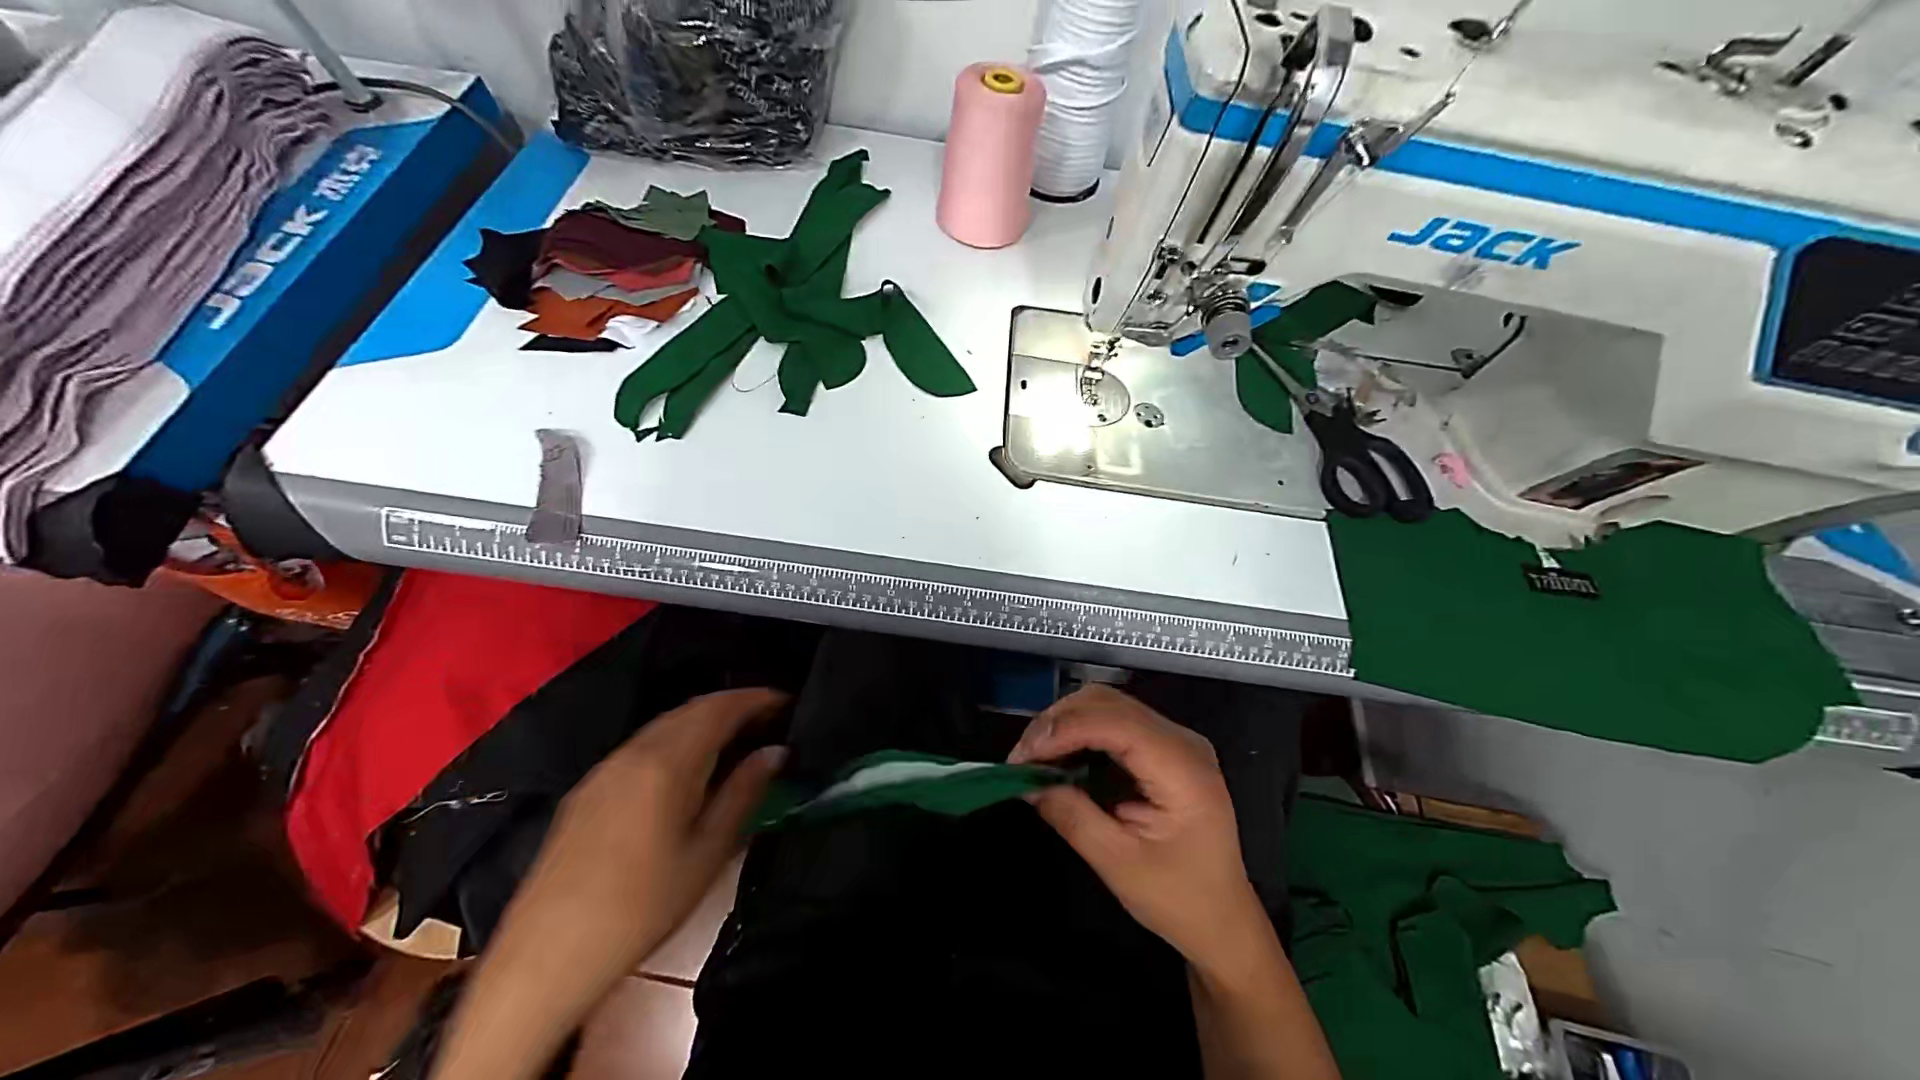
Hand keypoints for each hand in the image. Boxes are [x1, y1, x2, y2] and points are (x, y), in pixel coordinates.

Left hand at [432, 689, 787, 1079]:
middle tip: (769, 718)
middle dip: (733, 705)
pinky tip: (686, 767)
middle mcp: (633, 751)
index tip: (788, 702)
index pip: (720, 708)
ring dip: (703, 720)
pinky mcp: (586, 789)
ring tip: (736, 739)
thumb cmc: (643, 907)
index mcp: (667, 762)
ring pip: (663, 724)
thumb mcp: (708, 853)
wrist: (546, 956)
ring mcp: (604, 768)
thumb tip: (776, 752)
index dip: (757, 698)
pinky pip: (641, 744)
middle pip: (691, 708)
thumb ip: (744, 793)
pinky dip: (675, 739)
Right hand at [1008, 685, 1265, 972]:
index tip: (1023, 757)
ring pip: (1107, 706)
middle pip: (1108, 703)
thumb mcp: (1117, 863)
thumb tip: (1027, 783)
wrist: (1222, 920)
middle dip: (1057, 722)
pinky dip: (1079, 733)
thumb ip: (1071, 816)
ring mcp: (1174, 741)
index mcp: (1182, 768)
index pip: (1115, 723)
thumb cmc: (1178, 898)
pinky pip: (1113, 723)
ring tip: (1034, 759)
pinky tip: (1059, 759)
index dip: (1064, 730)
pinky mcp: (1162, 748)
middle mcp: (1181, 740)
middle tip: (1022, 759)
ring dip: (1065, 725)